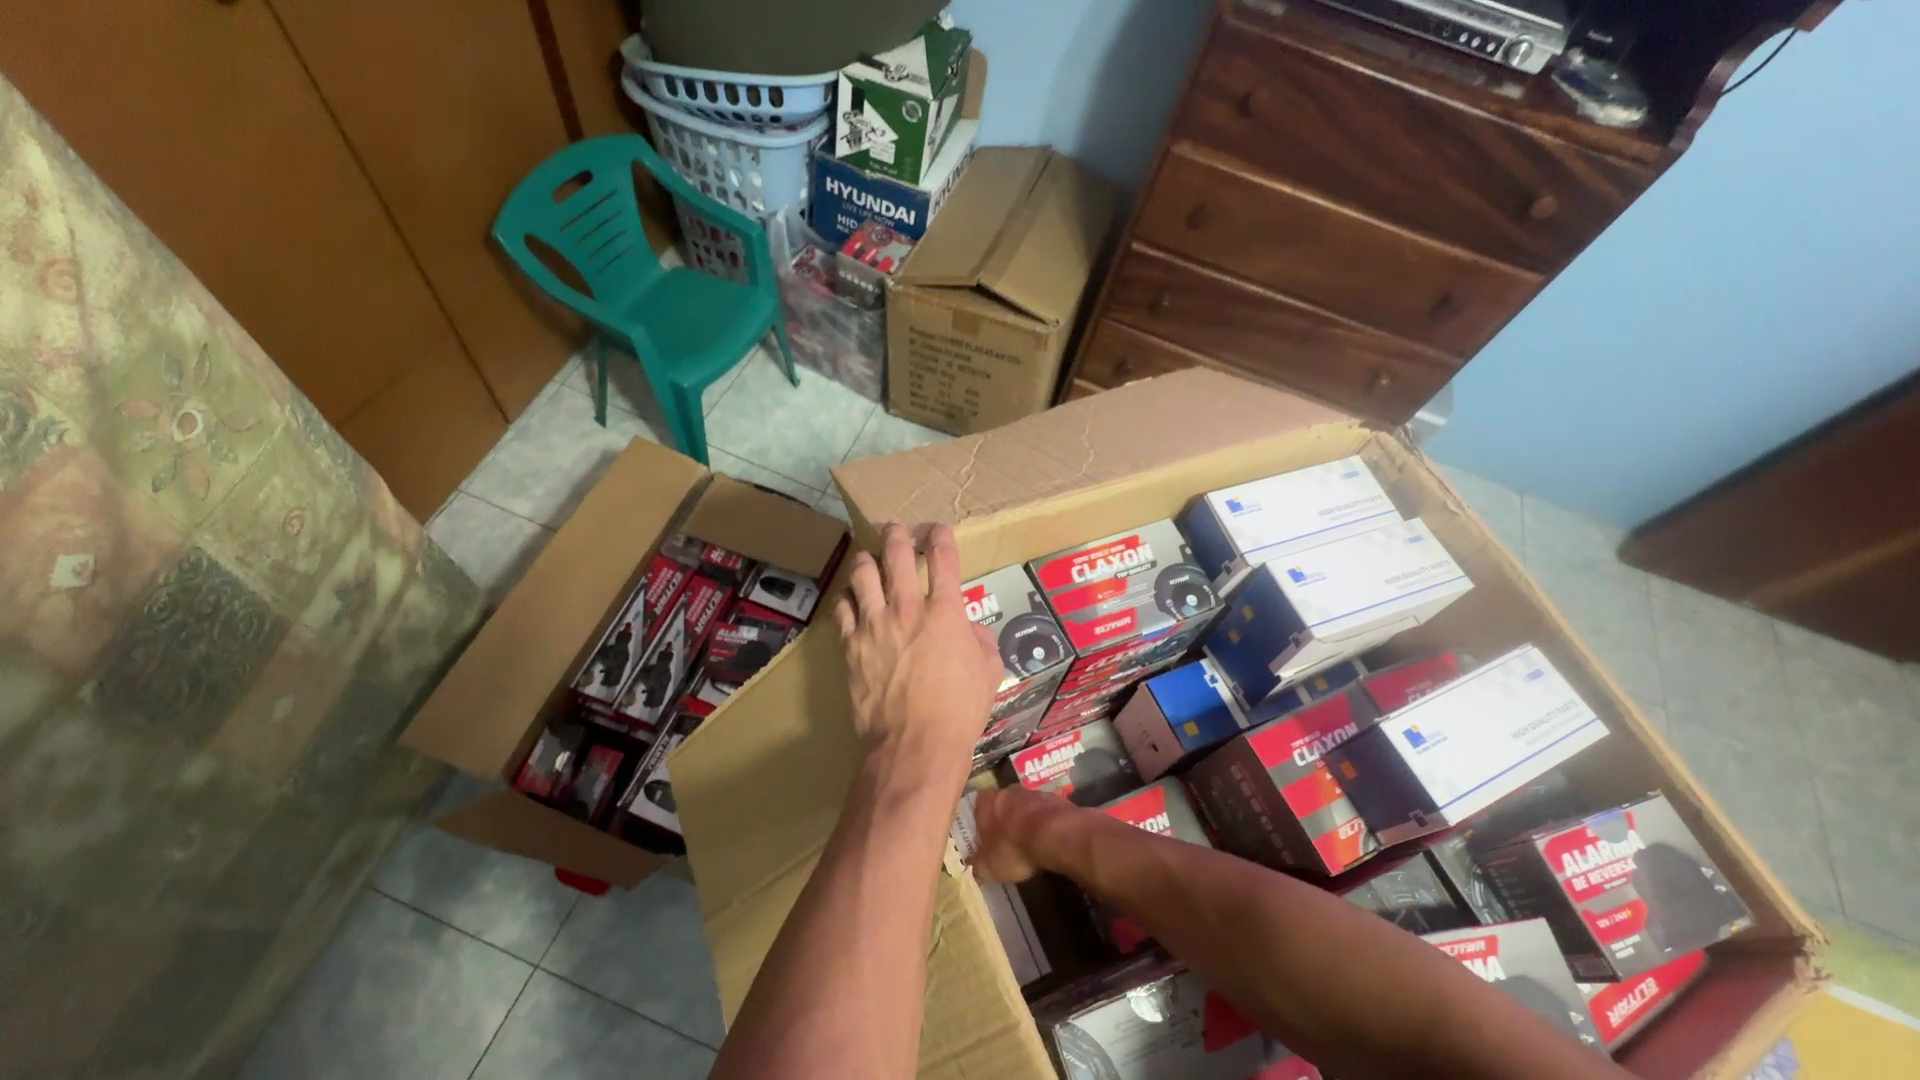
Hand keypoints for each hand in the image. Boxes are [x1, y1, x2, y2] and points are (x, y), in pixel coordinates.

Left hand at [833, 522, 1001, 794]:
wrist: (914, 743)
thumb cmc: (960, 710)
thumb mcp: (989, 672)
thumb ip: (982, 641)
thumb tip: (971, 630)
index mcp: (945, 611)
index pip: (944, 557)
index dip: (941, 536)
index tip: (939, 529)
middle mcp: (906, 608)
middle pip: (897, 554)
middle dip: (898, 534)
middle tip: (898, 529)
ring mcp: (874, 624)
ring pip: (862, 573)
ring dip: (867, 559)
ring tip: (868, 557)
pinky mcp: (850, 645)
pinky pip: (841, 607)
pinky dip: (846, 596)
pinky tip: (850, 596)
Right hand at [972, 785, 1082, 884]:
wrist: (1056, 836)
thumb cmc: (1014, 849)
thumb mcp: (989, 866)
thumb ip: (979, 864)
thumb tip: (976, 865)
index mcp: (988, 802)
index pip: (978, 804)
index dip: (981, 819)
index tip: (984, 834)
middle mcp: (1011, 792)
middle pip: (1005, 803)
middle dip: (1006, 819)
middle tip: (1008, 840)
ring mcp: (1036, 794)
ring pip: (1028, 806)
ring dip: (1028, 820)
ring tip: (1032, 843)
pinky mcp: (1058, 800)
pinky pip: (1048, 813)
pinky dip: (1048, 824)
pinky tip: (1050, 841)